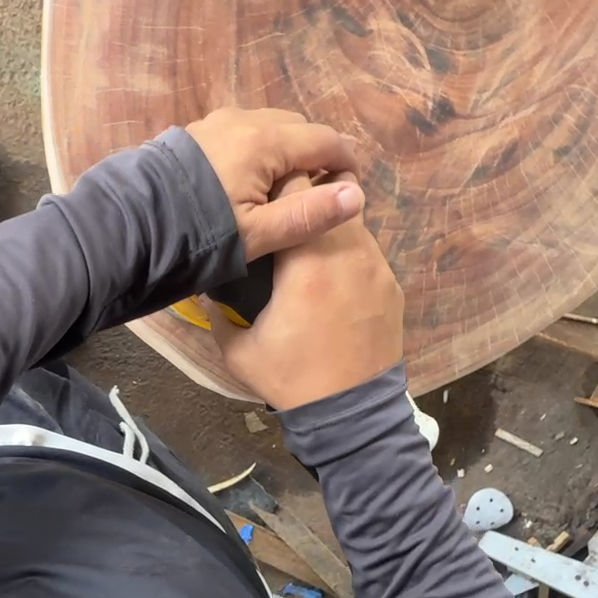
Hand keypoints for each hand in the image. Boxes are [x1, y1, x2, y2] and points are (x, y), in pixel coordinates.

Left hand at [186, 108, 364, 258]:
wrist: (130, 227)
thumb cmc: (198, 235)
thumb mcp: (257, 234)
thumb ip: (307, 214)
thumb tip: (356, 195)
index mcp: (265, 141)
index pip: (325, 140)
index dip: (345, 164)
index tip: (348, 191)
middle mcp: (242, 120)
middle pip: (296, 129)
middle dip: (314, 156)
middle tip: (314, 195)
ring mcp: (215, 123)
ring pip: (267, 128)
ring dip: (283, 153)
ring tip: (280, 192)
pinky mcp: (194, 135)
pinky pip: (240, 134)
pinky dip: (256, 152)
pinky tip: (246, 183)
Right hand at [207, 174, 403, 409]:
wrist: (351, 413)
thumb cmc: (291, 378)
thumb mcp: (239, 351)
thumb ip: (218, 314)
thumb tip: (205, 289)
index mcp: (306, 263)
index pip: (295, 190)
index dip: (277, 185)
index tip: (263, 196)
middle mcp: (347, 252)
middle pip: (332, 193)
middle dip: (308, 196)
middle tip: (284, 213)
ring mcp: (376, 266)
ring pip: (352, 221)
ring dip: (329, 226)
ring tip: (306, 248)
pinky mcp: (391, 285)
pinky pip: (367, 252)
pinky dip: (348, 254)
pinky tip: (331, 281)